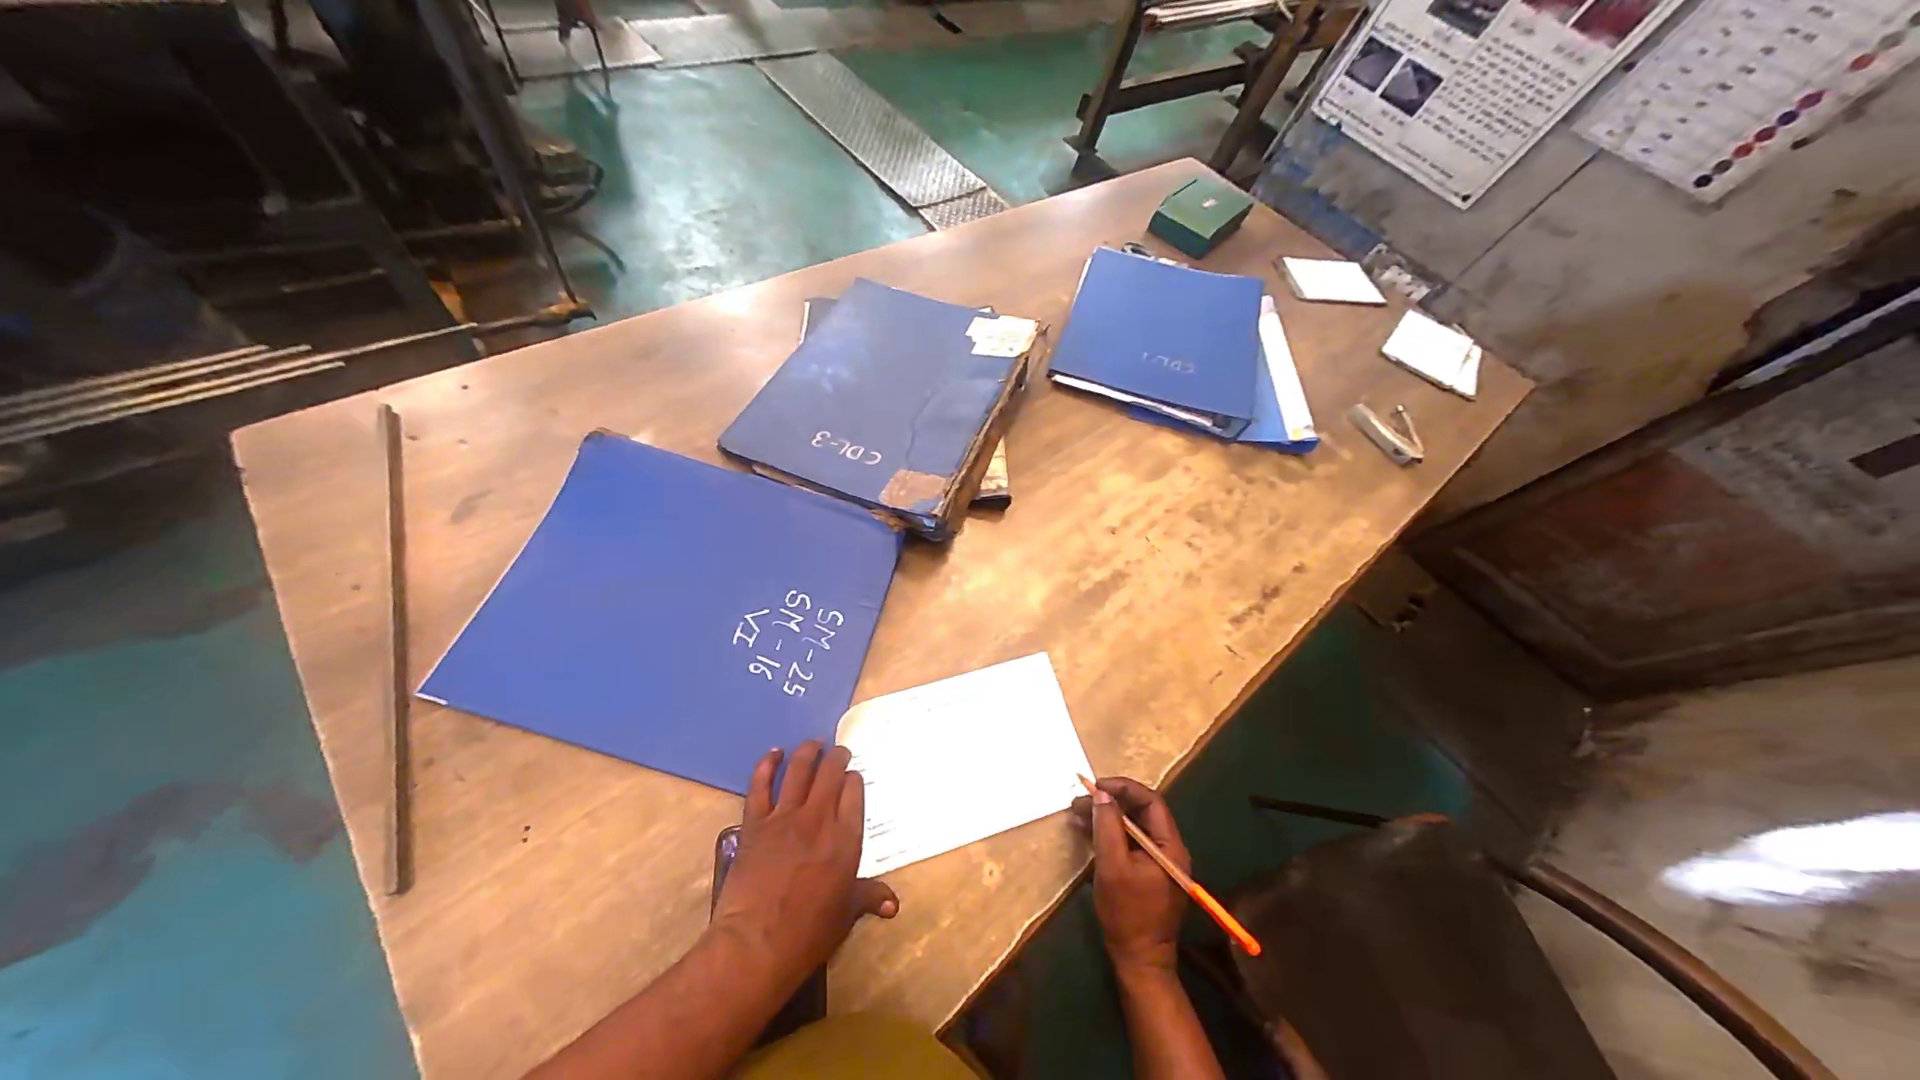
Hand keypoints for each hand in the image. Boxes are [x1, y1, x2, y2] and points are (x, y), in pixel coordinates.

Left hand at [709, 742, 898, 991]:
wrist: (755, 946)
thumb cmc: (808, 934)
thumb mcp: (846, 914)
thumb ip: (869, 897)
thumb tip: (893, 904)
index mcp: (846, 839)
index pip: (854, 792)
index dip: (854, 780)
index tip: (853, 779)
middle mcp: (818, 819)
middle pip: (831, 772)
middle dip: (838, 756)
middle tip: (840, 752)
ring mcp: (784, 818)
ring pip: (799, 769)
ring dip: (809, 751)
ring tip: (814, 744)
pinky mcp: (755, 824)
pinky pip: (760, 785)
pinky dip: (767, 765)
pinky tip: (774, 754)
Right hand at [1072, 776, 1189, 975]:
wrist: (1139, 961)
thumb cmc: (1127, 914)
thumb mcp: (1112, 866)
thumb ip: (1107, 827)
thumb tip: (1102, 795)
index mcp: (1170, 846)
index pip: (1151, 801)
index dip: (1123, 788)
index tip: (1096, 786)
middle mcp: (1169, 850)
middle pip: (1142, 812)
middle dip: (1111, 802)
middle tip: (1081, 800)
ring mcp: (1159, 862)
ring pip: (1133, 827)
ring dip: (1107, 817)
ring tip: (1078, 813)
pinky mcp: (1147, 873)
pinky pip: (1129, 843)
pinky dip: (1109, 834)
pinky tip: (1088, 832)